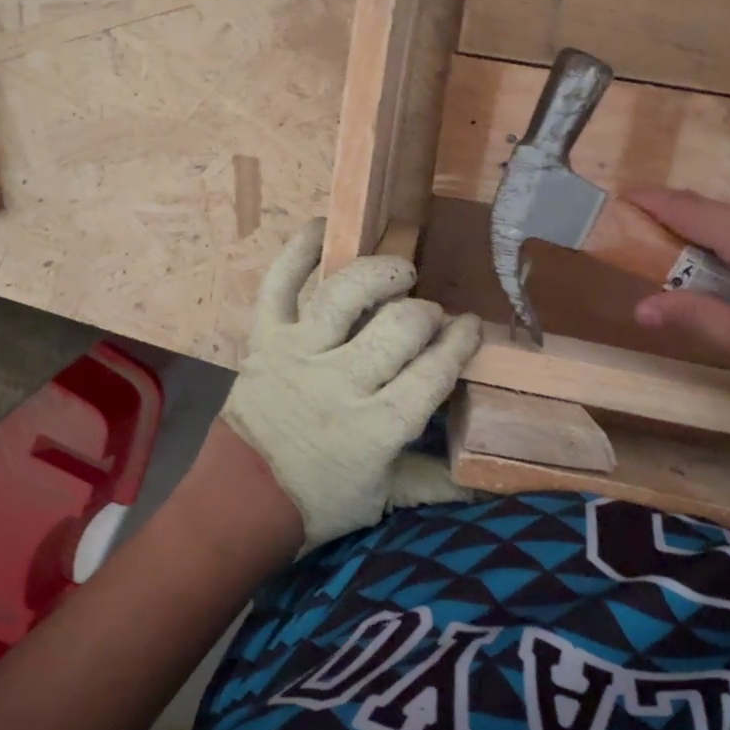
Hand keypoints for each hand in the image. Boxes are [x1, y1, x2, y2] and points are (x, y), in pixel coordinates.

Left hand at [221, 219, 482, 551]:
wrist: (241, 501)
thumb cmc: (318, 501)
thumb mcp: (384, 498)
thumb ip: (437, 483)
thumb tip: (489, 480)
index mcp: (379, 426)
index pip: (435, 371)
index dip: (460, 341)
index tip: (469, 327)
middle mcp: (343, 382)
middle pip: (400, 326)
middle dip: (426, 313)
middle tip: (430, 316)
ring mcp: (301, 354)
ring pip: (347, 294)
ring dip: (381, 273)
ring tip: (400, 274)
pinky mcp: (266, 339)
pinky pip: (279, 283)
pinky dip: (298, 250)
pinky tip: (322, 227)